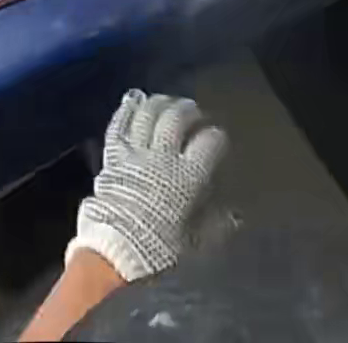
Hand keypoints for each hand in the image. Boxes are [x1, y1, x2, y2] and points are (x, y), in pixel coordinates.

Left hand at [66, 90, 226, 281]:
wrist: (116, 246)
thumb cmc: (159, 248)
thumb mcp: (195, 243)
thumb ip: (215, 225)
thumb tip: (234, 214)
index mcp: (185, 178)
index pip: (206, 146)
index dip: (214, 137)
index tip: (218, 133)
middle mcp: (160, 157)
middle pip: (174, 122)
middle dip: (186, 111)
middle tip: (193, 107)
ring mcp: (134, 152)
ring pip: (147, 116)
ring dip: (158, 104)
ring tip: (166, 98)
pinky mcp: (113, 153)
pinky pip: (118, 125)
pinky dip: (126, 110)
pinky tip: (132, 99)